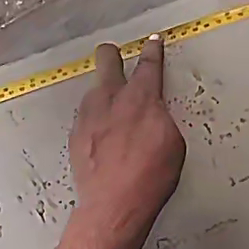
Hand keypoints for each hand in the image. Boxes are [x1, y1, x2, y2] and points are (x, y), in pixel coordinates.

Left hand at [69, 35, 185, 235]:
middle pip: (107, 59)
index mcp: (141, 98)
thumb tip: (156, 115)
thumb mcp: (173, 143)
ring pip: (93, 90)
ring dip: (103, 94)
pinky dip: (94, 121)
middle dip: (113, 55)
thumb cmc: (148, 178)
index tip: (152, 43)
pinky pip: (85, 117)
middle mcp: (110, 100)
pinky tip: (101, 134)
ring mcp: (88, 116)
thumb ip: (161, 118)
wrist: (113, 204)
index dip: (152, 51)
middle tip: (117, 58)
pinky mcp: (75, 136)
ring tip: (112, 108)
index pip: (148, 64)